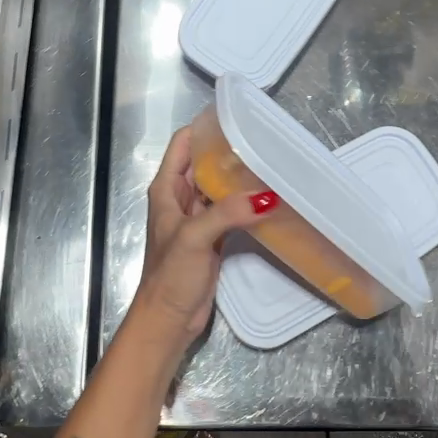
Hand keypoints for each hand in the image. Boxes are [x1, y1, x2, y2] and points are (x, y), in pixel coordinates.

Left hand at [127, 126, 272, 352]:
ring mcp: (197, 217)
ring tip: (271, 161)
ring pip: (219, 186)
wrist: (168, 320)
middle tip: (264, 139)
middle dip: (229, 150)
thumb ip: (227, 213)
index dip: (204, 127)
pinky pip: (230, 209)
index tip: (235, 117)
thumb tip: (268, 196)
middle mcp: (180, 197)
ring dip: (239, 176)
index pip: (183, 143)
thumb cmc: (171, 274)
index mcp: (167, 188)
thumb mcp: (195, 237)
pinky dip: (245, 202)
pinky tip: (267, 196)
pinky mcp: (213, 236)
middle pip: (204, 162)